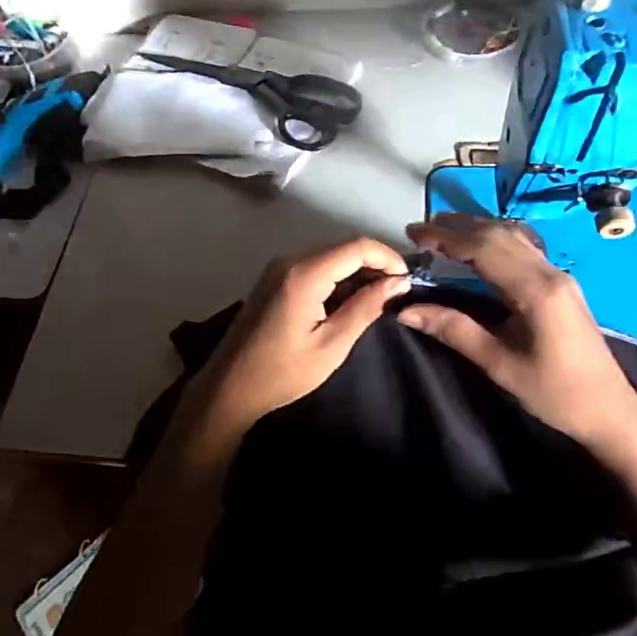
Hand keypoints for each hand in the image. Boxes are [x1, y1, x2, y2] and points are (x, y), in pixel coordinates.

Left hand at [187, 236, 411, 426]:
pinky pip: (315, 266)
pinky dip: (338, 277)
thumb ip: (366, 307)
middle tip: (398, 290)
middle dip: (375, 263)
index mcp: (304, 274)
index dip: (388, 257)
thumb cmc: (282, 373)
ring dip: (357, 271)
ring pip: (330, 256)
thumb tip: (397, 282)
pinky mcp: (274, 279)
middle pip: (343, 247)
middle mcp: (289, 261)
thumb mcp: (332, 345)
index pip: (357, 247)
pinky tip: (350, 300)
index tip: (407, 279)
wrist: (229, 388)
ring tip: (380, 297)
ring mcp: (278, 268)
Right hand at [398, 214, 636, 454]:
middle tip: (421, 229)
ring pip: (514, 237)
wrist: (609, 409)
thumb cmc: (555, 393)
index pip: (484, 248)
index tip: (414, 233)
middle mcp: (550, 273)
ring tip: (443, 231)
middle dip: (458, 226)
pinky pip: (525, 248)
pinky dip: (496, 240)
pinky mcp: (563, 285)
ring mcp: (560, 276)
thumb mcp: (500, 365)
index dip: (446, 236)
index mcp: (536, 290)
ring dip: (478, 229)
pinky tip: (480, 247)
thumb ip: (455, 330)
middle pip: (500, 234)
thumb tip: (406, 311)